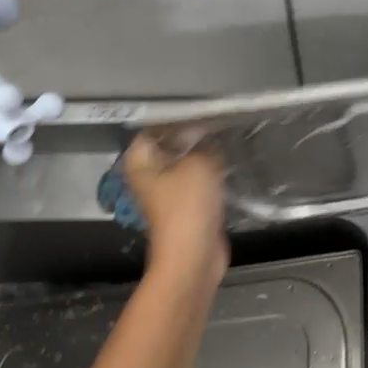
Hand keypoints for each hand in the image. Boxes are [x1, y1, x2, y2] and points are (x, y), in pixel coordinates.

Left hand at [121, 132, 228, 276]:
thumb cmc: (187, 206)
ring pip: (185, 165)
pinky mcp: (186, 208)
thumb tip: (206, 135)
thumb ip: (203, 143)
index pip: (153, 129)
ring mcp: (167, 194)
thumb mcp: (199, 164)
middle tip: (217, 123)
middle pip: (169, 147)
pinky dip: (209, 176)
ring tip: (225, 141)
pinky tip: (227, 167)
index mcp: (139, 163)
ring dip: (202, 157)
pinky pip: (197, 184)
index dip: (176, 119)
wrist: (193, 256)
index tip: (201, 111)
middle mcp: (148, 176)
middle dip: (191, 136)